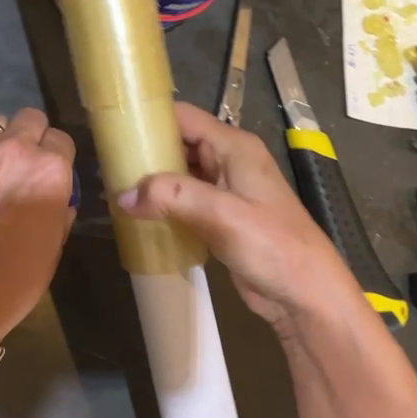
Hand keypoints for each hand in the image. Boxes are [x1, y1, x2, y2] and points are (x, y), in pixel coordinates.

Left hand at [0, 108, 76, 340]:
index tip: (46, 169)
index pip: (59, 139)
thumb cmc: (15, 279)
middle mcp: (13, 149)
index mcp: (49, 170)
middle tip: (19, 164)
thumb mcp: (54, 245)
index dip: (54, 155)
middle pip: (29, 119)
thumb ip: (59, 207)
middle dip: (29, 138)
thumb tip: (58, 193)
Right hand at [118, 102, 363, 339]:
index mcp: (235, 147)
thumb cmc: (274, 247)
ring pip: (179, 172)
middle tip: (107, 163)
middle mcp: (229, 161)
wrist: (308, 300)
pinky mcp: (221, 218)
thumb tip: (123, 196)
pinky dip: (162, 203)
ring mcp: (226, 190)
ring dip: (151, 180)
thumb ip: (173, 196)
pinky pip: (184, 200)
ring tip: (115, 187)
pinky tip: (138, 213)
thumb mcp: (222, 215)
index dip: (150, 118)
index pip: (184, 117)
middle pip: (179, 142)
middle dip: (145, 151)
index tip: (114, 128)